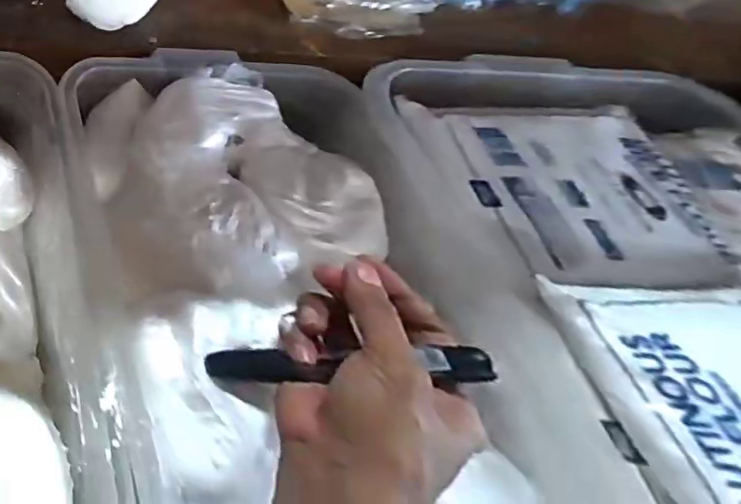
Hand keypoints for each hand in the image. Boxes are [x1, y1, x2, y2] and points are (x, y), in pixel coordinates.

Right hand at [273, 256, 485, 503]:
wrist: (333, 474)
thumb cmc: (384, 428)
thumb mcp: (394, 366)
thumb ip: (377, 311)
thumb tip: (360, 267)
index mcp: (441, 391)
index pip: (424, 328)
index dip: (396, 294)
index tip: (366, 266)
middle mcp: (399, 382)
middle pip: (372, 319)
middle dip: (348, 296)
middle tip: (326, 275)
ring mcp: (353, 379)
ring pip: (334, 323)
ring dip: (318, 316)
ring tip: (309, 324)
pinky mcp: (313, 377)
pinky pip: (305, 339)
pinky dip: (299, 339)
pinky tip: (299, 352)